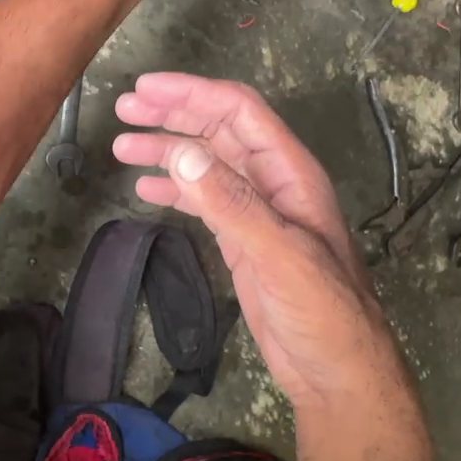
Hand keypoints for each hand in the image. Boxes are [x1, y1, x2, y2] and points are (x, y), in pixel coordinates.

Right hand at [112, 73, 400, 408]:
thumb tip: (183, 152)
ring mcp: (257, 213)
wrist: (337, 370)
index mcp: (289, 172)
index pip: (238, 112)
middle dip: (173, 115)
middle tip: (124, 110)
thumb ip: (233, 202)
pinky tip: (147, 188)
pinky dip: (175, 190)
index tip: (144, 89)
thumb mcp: (278, 253)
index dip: (192, 94)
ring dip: (167, 151)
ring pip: (207, 165)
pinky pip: (204, 201)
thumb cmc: (321, 310)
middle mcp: (272, 183)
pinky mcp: (243, 241)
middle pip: (219, 131)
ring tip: (122, 147)